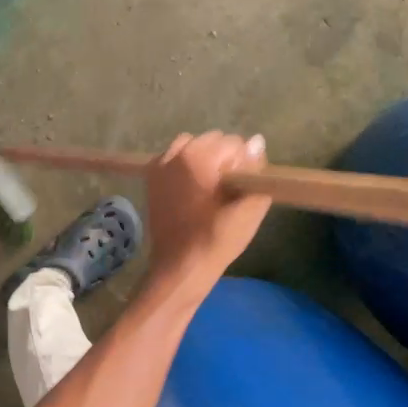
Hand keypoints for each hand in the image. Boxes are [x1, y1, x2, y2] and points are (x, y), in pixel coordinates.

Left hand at [144, 131, 272, 285]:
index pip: (234, 143)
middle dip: (224, 158)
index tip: (242, 187)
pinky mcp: (151, 178)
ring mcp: (159, 165)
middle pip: (211, 140)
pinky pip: (172, 157)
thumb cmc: (216, 240)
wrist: (180, 266)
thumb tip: (256, 141)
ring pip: (190, 145)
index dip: (244, 164)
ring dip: (204, 158)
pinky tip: (191, 188)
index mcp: (199, 158)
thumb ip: (256, 171)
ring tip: (209, 188)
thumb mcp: (248, 209)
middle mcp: (175, 154)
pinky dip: (184, 165)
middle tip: (227, 190)